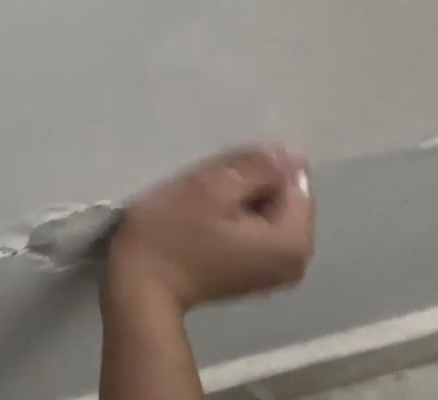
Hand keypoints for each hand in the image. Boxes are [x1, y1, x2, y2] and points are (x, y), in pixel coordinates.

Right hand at [106, 142, 312, 312]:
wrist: (142, 285)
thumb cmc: (172, 233)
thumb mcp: (208, 190)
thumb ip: (252, 170)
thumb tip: (286, 153)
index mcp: (293, 242)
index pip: (292, 185)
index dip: (256, 168)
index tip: (217, 168)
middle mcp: (295, 262)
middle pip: (282, 203)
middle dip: (249, 185)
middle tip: (203, 181)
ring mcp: (273, 274)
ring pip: (265, 218)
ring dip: (238, 201)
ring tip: (199, 198)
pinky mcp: (249, 277)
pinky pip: (253, 235)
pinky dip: (233, 220)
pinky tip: (201, 219)